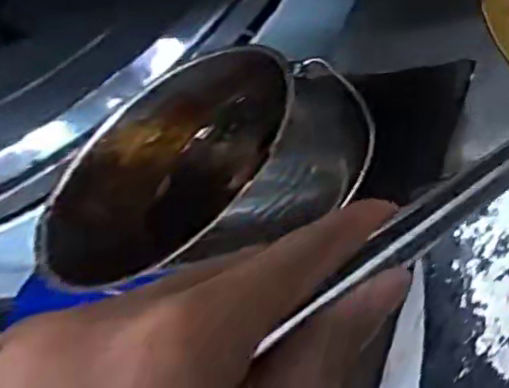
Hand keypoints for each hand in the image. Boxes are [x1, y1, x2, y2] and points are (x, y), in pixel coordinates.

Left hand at [0, 200, 408, 387]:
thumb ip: (321, 355)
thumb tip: (382, 283)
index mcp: (176, 333)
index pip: (298, 248)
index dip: (356, 230)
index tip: (386, 222)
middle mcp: (93, 325)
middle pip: (227, 273)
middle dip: (270, 293)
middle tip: (295, 335)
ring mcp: (16, 354)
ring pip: (159, 303)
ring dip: (200, 324)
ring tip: (207, 380)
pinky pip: (92, 339)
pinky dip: (133, 354)